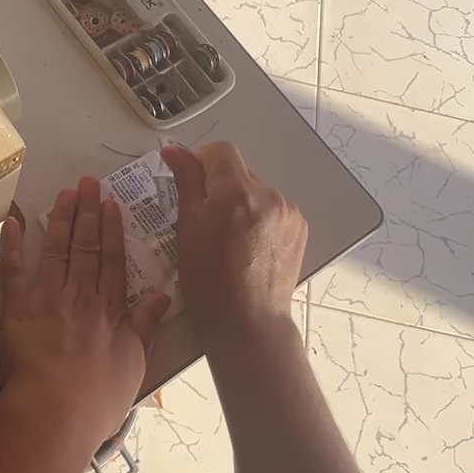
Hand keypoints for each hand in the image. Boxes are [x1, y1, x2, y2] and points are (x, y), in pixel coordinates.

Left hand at [0, 176, 168, 449]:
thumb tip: (165, 296)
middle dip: (87, 213)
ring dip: (59, 220)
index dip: (113, 231)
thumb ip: (147, 325)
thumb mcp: (136, 362)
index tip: (111, 204)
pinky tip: (13, 223)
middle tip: (88, 182)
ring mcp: (47, 300)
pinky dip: (13, 247)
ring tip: (64, 193)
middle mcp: (80, 296)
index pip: (113, 261)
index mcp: (110, 310)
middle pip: (85, 248)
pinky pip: (14, 273)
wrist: (56, 413)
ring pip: (55, 252)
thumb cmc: (100, 397)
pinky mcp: (16, 310)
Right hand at [161, 143, 307, 335]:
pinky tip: (246, 244)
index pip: (220, 151)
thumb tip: (175, 151)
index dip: (200, 161)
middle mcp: (269, 195)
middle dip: (218, 186)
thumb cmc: (208, 280)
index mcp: (237, 192)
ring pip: (255, 190)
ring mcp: (288, 211)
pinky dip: (256, 216)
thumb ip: (185, 182)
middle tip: (203, 219)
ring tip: (226, 237)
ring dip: (238, 201)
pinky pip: (271, 208)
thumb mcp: (187, 228)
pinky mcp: (299, 227)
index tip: (188, 183)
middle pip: (238, 171)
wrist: (247, 321)